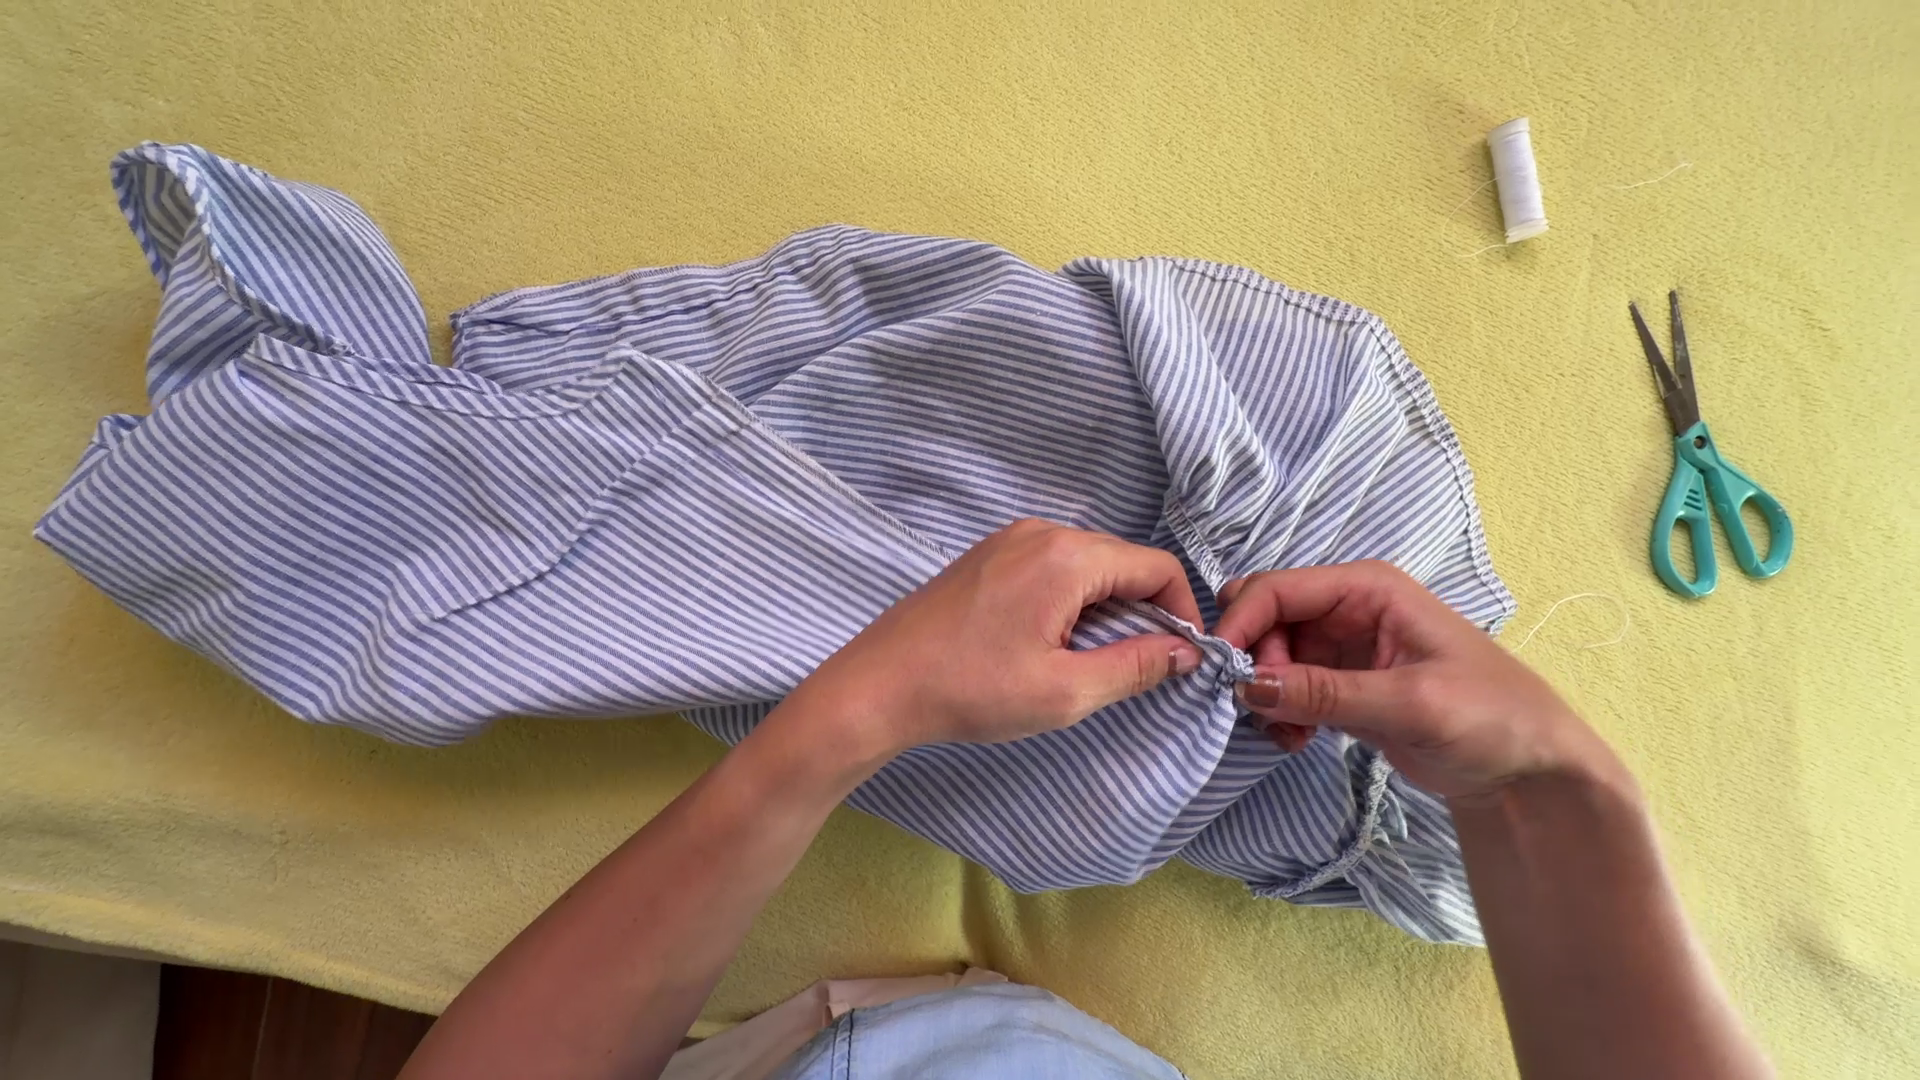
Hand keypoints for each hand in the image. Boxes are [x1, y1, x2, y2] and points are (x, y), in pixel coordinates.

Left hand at [800, 519, 1206, 755]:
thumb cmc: (971, 689)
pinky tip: (1050, 640)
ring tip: (1089, 659)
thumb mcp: (1065, 691)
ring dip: (1105, 607)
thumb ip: (1136, 665)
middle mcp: (1039, 532)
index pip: (1156, 566)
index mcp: (1066, 556)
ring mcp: (1007, 540)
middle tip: (1136, 665)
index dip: (1182, 611)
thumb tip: (1185, 651)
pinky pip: (1051, 567)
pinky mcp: (986, 556)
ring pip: (1086, 564)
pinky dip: (1070, 599)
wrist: (879, 684)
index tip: (1179, 657)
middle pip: (1121, 561)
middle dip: (1143, 610)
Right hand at [1213, 560, 1621, 801]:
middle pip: (1265, 619)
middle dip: (1252, 660)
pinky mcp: (1335, 683)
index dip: (1241, 621)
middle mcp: (1345, 609)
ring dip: (1263, 693)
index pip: (1277, 589)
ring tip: (1286, 734)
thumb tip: (1245, 686)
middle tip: (1258, 706)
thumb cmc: (1491, 718)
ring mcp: (1338, 648)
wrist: (1529, 775)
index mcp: (1366, 589)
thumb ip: (1324, 692)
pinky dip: (1277, 711)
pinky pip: (1282, 687)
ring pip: (1267, 656)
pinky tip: (1295, 739)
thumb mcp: (1411, 701)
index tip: (1219, 669)